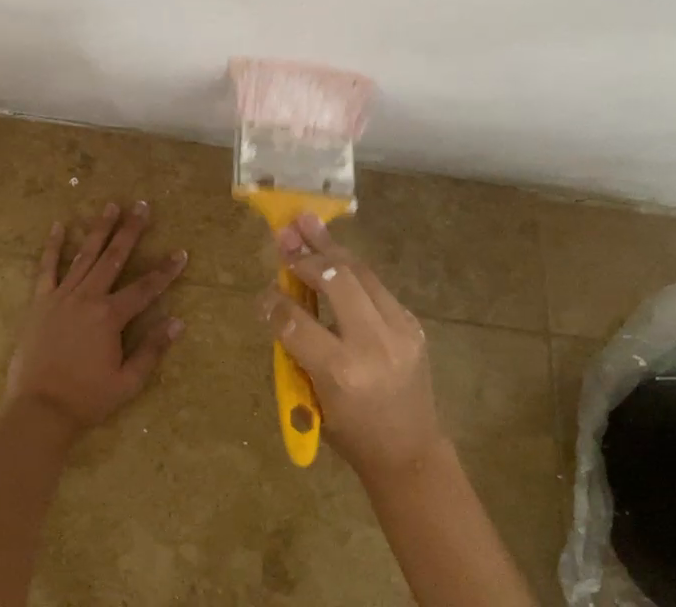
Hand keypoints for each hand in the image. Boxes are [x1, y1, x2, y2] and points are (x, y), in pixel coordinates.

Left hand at [5, 201, 188, 433]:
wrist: (39, 409)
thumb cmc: (87, 399)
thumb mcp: (127, 381)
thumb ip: (152, 349)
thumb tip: (177, 322)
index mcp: (110, 317)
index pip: (145, 288)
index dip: (165, 270)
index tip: (181, 252)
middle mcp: (87, 298)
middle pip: (114, 257)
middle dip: (130, 230)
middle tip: (142, 206)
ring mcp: (61, 296)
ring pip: (85, 255)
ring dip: (99, 230)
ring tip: (111, 206)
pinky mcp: (40, 302)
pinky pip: (46, 268)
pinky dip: (53, 246)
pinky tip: (59, 225)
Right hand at [257, 213, 448, 478]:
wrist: (410, 453)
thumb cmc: (351, 434)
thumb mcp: (313, 397)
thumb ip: (298, 348)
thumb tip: (279, 303)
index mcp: (340, 371)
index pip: (296, 321)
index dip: (274, 303)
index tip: (263, 294)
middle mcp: (372, 344)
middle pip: (336, 281)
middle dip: (307, 257)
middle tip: (285, 235)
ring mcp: (399, 331)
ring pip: (362, 273)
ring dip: (332, 249)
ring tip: (308, 223)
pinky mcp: (413, 326)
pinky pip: (378, 287)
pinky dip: (353, 272)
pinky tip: (336, 258)